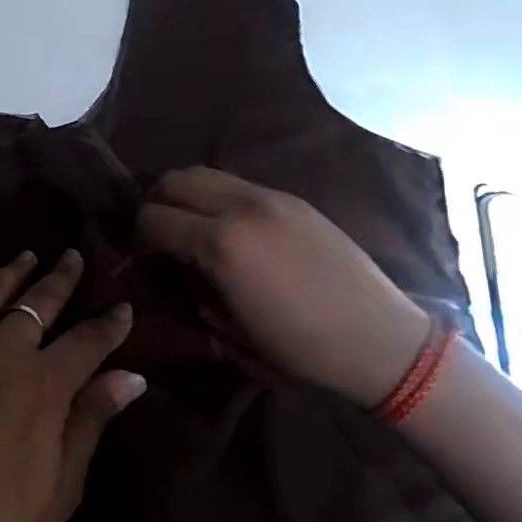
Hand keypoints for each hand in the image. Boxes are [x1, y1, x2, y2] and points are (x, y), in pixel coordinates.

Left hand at [0, 251, 144, 521]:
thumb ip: (91, 420)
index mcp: (43, 384)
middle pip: (38, 304)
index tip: (125, 306)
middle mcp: (0, 351)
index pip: (87, 341)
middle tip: (73, 254)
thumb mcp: (61, 484)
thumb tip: (132, 376)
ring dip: (11, 272)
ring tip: (28, 254)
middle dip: (61, 278)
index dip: (110, 324)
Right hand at [134, 166, 431, 406]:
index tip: (143, 259)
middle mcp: (241, 208)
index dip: (138, 238)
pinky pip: (237, 184)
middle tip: (159, 234)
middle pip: (172, 181)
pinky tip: (229, 226)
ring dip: (185, 194)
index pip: (151, 218)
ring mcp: (271, 198)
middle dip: (155, 205)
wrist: (384, 345)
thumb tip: (172, 264)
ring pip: (203, 172)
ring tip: (190, 224)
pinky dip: (217, 197)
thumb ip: (190, 284)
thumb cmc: (299, 349)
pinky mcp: (294, 200)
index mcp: (220, 244)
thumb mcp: (227, 326)